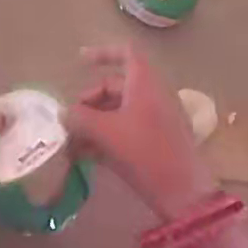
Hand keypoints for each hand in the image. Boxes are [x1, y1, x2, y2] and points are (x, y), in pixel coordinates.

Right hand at [70, 45, 216, 218]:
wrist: (183, 194)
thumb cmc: (145, 152)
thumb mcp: (106, 132)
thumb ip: (80, 118)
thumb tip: (63, 113)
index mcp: (145, 82)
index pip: (126, 53)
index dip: (102, 53)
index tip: (80, 62)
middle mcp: (152, 95)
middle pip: (115, 86)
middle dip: (89, 101)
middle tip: (69, 121)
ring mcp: (156, 119)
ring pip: (118, 111)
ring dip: (93, 123)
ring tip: (71, 143)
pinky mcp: (157, 142)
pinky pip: (126, 129)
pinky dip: (105, 137)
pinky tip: (85, 156)